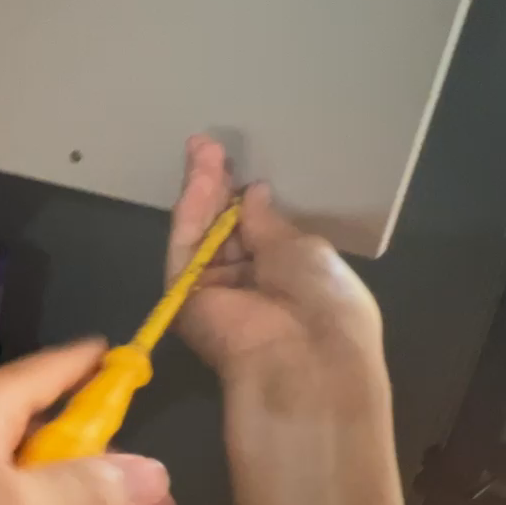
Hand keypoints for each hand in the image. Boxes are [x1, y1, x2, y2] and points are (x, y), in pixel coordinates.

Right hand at [169, 135, 385, 405]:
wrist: (299, 359)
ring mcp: (210, 287)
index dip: (246, 196)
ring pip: (199, 232)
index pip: (256, 228)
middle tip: (209, 145)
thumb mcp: (306, 251)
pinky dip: (190, 212)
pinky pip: (184, 247)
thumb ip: (271, 223)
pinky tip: (197, 179)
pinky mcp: (181, 293)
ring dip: (200, 190)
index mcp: (284, 274)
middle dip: (217, 185)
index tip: (240, 165)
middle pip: (221, 226)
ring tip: (201, 150)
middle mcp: (244, 281)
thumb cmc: (324, 304)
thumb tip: (255, 194)